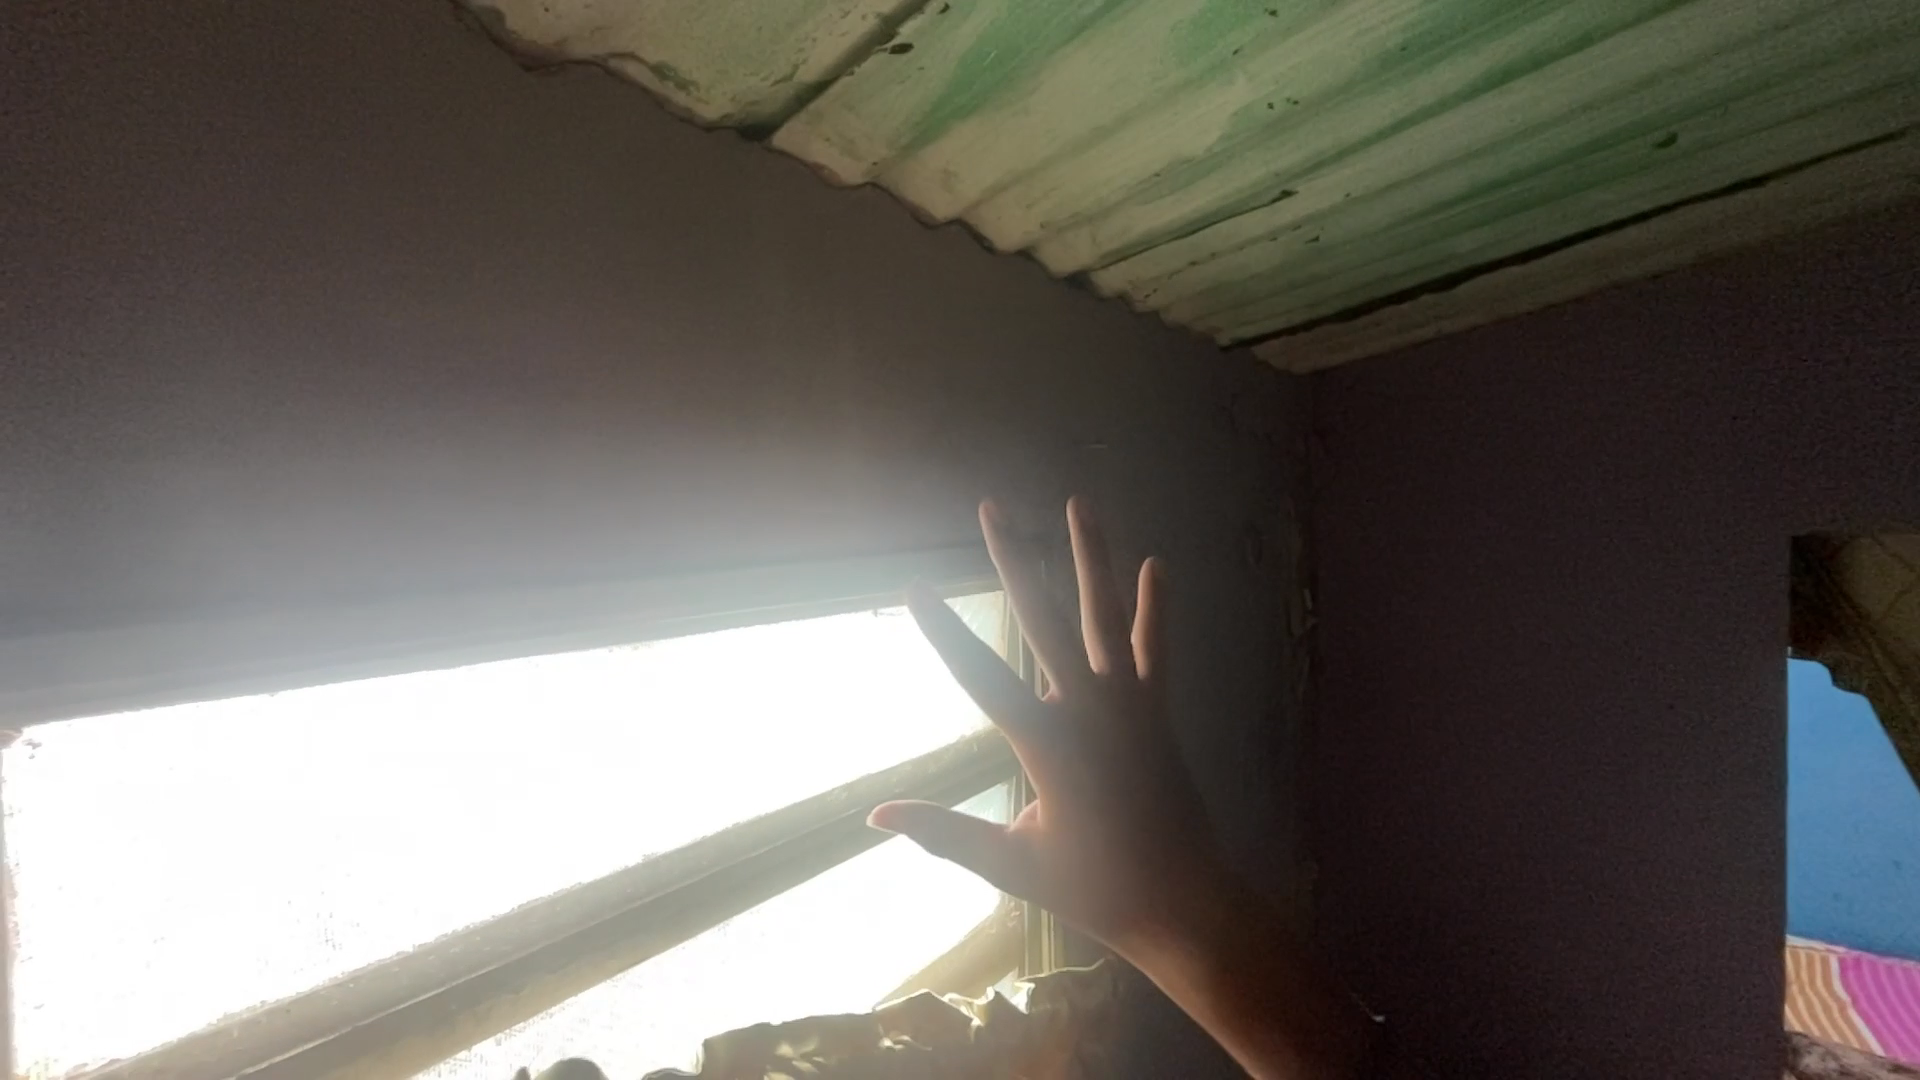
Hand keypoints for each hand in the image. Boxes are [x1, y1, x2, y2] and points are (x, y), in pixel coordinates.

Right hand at [869, 496, 1231, 957]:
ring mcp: (1128, 701)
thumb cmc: (1094, 888)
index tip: (915, 587)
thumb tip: (876, 817)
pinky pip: (1154, 648)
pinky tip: (1157, 564)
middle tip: (992, 509)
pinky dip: (1155, 608)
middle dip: (1013, 559)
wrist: (1185, 905)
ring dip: (1090, 556)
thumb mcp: (1010, 863)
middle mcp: (1087, 706)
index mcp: (1046, 742)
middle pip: (1042, 618)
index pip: (980, 675)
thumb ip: (943, 832)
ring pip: (1104, 615)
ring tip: (1078, 504)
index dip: (943, 631)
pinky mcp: (1156, 708)